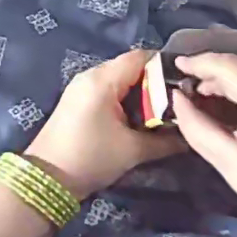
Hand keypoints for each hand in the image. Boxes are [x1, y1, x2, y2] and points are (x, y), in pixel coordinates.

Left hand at [25, 50, 182, 197]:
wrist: (47, 178)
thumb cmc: (91, 158)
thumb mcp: (133, 150)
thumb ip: (165, 141)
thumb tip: (190, 136)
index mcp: (102, 79)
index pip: (140, 57)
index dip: (165, 66)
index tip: (185, 84)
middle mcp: (91, 76)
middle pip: (131, 68)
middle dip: (155, 83)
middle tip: (179, 102)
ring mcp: (82, 87)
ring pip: (120, 80)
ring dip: (141, 94)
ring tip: (164, 112)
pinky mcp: (78, 101)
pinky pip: (108, 91)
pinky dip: (125, 101)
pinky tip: (140, 119)